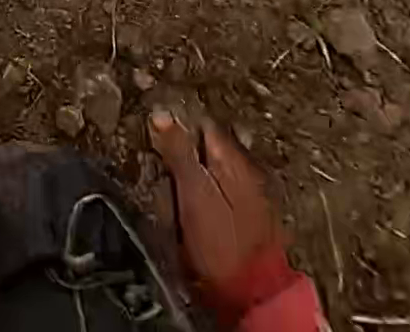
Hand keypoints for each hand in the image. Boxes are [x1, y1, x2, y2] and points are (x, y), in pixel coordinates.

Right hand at [149, 110, 285, 294]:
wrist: (253, 294)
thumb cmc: (221, 244)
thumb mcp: (193, 194)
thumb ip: (179, 153)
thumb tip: (161, 115)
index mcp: (232, 158)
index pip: (202, 125)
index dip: (178, 129)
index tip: (157, 138)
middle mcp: (245, 169)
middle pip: (209, 147)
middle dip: (187, 151)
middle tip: (163, 166)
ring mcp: (250, 193)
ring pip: (215, 169)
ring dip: (197, 173)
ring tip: (176, 189)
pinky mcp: (248, 216)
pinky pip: (222, 191)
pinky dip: (207, 193)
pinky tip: (195, 208)